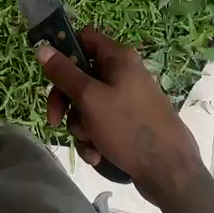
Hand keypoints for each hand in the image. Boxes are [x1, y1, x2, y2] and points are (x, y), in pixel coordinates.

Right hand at [36, 27, 203, 207]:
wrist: (171, 174)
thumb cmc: (129, 127)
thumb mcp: (90, 98)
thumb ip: (63, 73)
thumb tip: (42, 47)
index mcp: (118, 57)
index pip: (83, 38)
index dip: (64, 51)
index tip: (49, 73)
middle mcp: (124, 73)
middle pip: (82, 76)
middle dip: (67, 102)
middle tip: (55, 120)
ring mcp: (129, 100)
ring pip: (89, 104)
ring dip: (81, 126)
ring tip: (89, 144)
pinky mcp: (132, 124)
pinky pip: (103, 124)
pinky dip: (96, 139)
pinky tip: (98, 156)